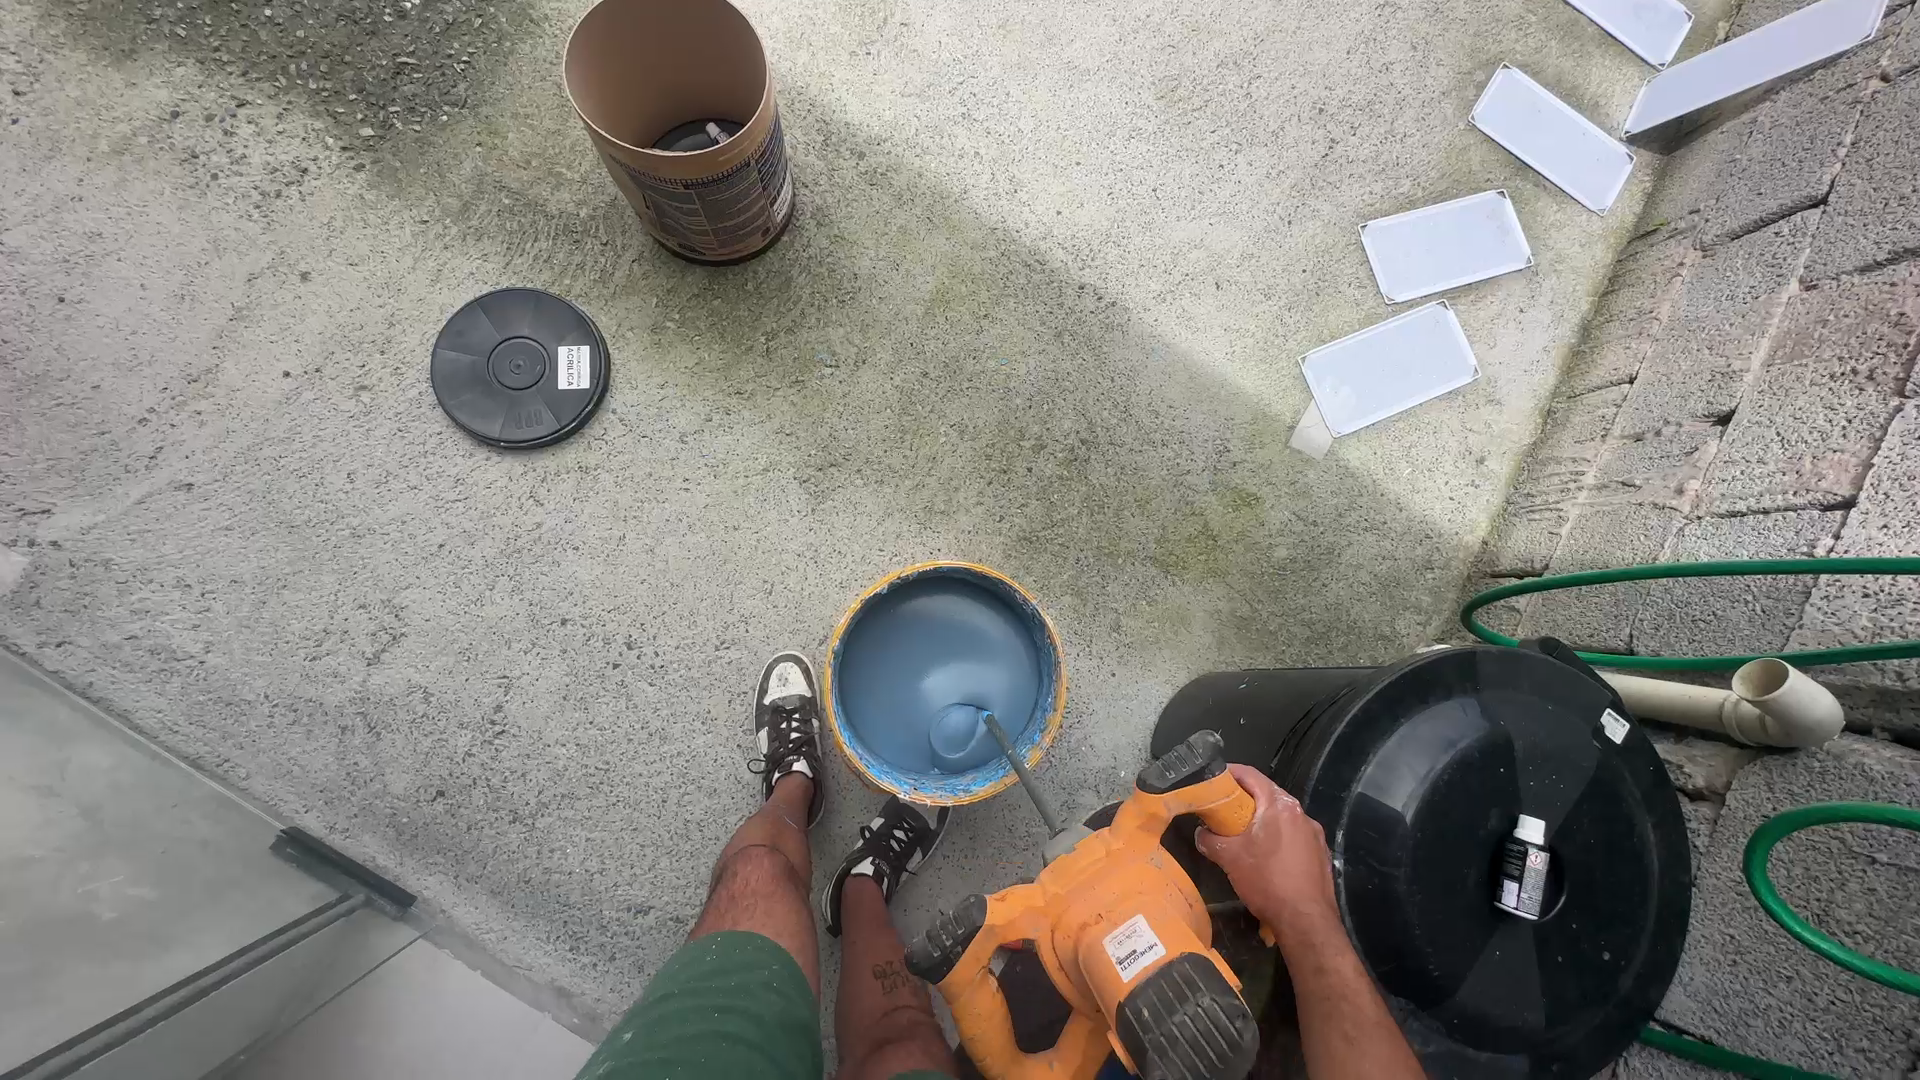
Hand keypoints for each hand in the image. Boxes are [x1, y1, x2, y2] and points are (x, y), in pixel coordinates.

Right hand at [1195, 765, 1337, 940]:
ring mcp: (1314, 835)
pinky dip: (1276, 838)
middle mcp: (1301, 814)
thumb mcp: (1229, 858)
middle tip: (1221, 808)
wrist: (1307, 924)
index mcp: (1280, 806)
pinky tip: (1265, 858)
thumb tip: (1201, 834)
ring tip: (1241, 835)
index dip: (1229, 772)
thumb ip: (1209, 839)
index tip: (1213, 778)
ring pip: (1281, 817)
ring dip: (1261, 820)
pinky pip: (1293, 836)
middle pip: (1267, 795)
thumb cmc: (1267, 882)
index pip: (1251, 775)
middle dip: (1243, 799)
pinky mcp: (1321, 855)